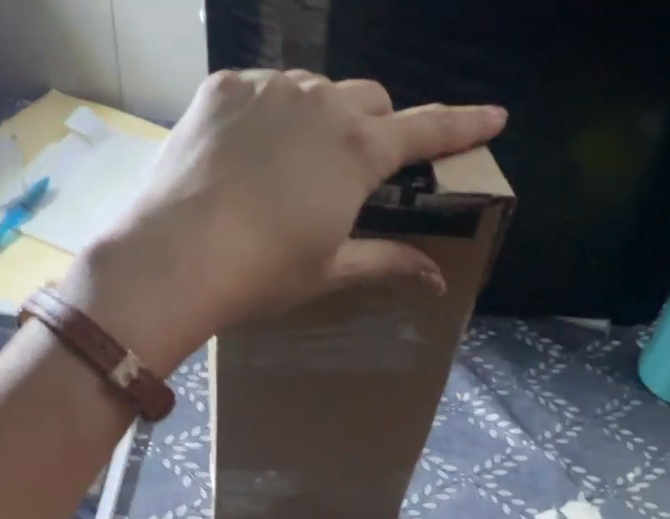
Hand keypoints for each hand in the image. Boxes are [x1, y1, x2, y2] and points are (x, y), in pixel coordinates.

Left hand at [63, 71, 506, 369]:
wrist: (175, 255)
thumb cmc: (263, 271)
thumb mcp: (330, 269)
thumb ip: (387, 261)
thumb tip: (436, 280)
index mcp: (357, 152)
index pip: (426, 129)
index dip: (463, 124)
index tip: (494, 116)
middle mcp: (321, 104)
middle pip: (370, 99)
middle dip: (375, 126)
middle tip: (357, 169)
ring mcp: (269, 88)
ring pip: (315, 89)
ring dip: (320, 117)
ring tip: (292, 166)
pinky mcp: (223, 87)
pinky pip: (263, 88)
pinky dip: (270, 113)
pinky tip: (248, 154)